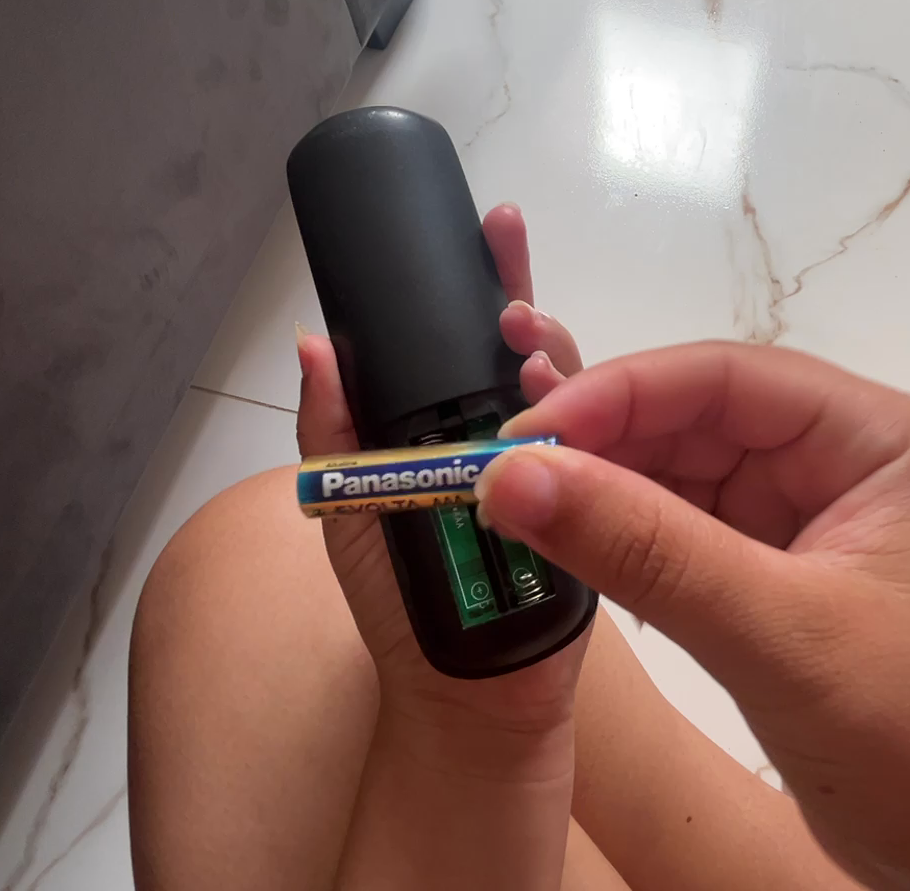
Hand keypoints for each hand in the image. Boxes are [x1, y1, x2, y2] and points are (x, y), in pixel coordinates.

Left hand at [296, 203, 587, 733]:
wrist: (474, 679)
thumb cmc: (406, 594)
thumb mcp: (354, 502)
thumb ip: (335, 429)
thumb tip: (313, 345)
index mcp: (451, 422)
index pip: (463, 339)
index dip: (473, 284)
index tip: (481, 230)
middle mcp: (506, 429)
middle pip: (521, 345)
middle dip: (518, 287)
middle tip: (505, 235)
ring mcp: (556, 456)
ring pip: (564, 380)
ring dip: (547, 342)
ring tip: (522, 319)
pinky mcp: (593, 491)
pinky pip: (596, 439)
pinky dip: (586, 404)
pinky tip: (569, 381)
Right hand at [475, 342, 909, 889]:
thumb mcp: (778, 634)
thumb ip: (644, 550)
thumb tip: (513, 475)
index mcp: (871, 435)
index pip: (726, 377)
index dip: (618, 391)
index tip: (525, 432)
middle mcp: (836, 454)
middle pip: (696, 417)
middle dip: (602, 441)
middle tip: (504, 476)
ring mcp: (805, 510)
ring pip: (681, 471)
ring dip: (605, 489)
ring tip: (521, 507)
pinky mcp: (776, 566)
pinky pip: (684, 528)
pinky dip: (626, 537)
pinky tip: (573, 545)